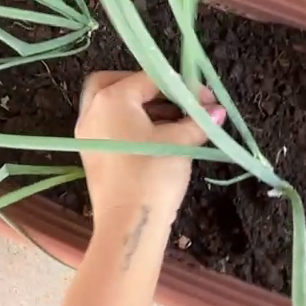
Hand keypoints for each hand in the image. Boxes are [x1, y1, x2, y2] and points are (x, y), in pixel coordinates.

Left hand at [75, 71, 224, 226]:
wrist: (128, 227)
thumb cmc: (152, 176)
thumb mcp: (179, 143)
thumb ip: (197, 121)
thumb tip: (217, 111)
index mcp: (112, 99)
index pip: (149, 78)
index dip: (180, 85)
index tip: (205, 98)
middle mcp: (93, 111)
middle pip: (117, 83)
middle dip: (146, 87)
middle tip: (173, 97)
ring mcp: (88, 135)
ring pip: (112, 106)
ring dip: (141, 107)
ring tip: (175, 120)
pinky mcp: (92, 156)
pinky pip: (110, 127)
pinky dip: (131, 124)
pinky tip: (158, 137)